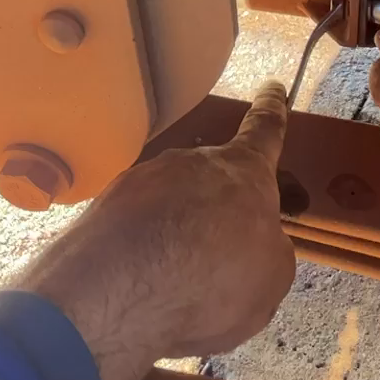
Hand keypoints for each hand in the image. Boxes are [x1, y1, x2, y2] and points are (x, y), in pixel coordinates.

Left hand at [12, 83, 295, 379]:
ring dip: (177, 233)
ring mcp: (145, 177)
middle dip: (217, 211)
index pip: (264, 131)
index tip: (271, 87)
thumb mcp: (272, 274)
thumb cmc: (214, 280)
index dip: (271, 110)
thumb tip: (253, 238)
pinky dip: (144, 249)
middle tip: (218, 258)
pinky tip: (143, 282)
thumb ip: (268, 246)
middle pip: (213, 179)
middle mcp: (193, 161)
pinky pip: (137, 224)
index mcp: (242, 171)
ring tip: (176, 283)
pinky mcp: (107, 201)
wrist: (119, 292)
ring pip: (172, 203)